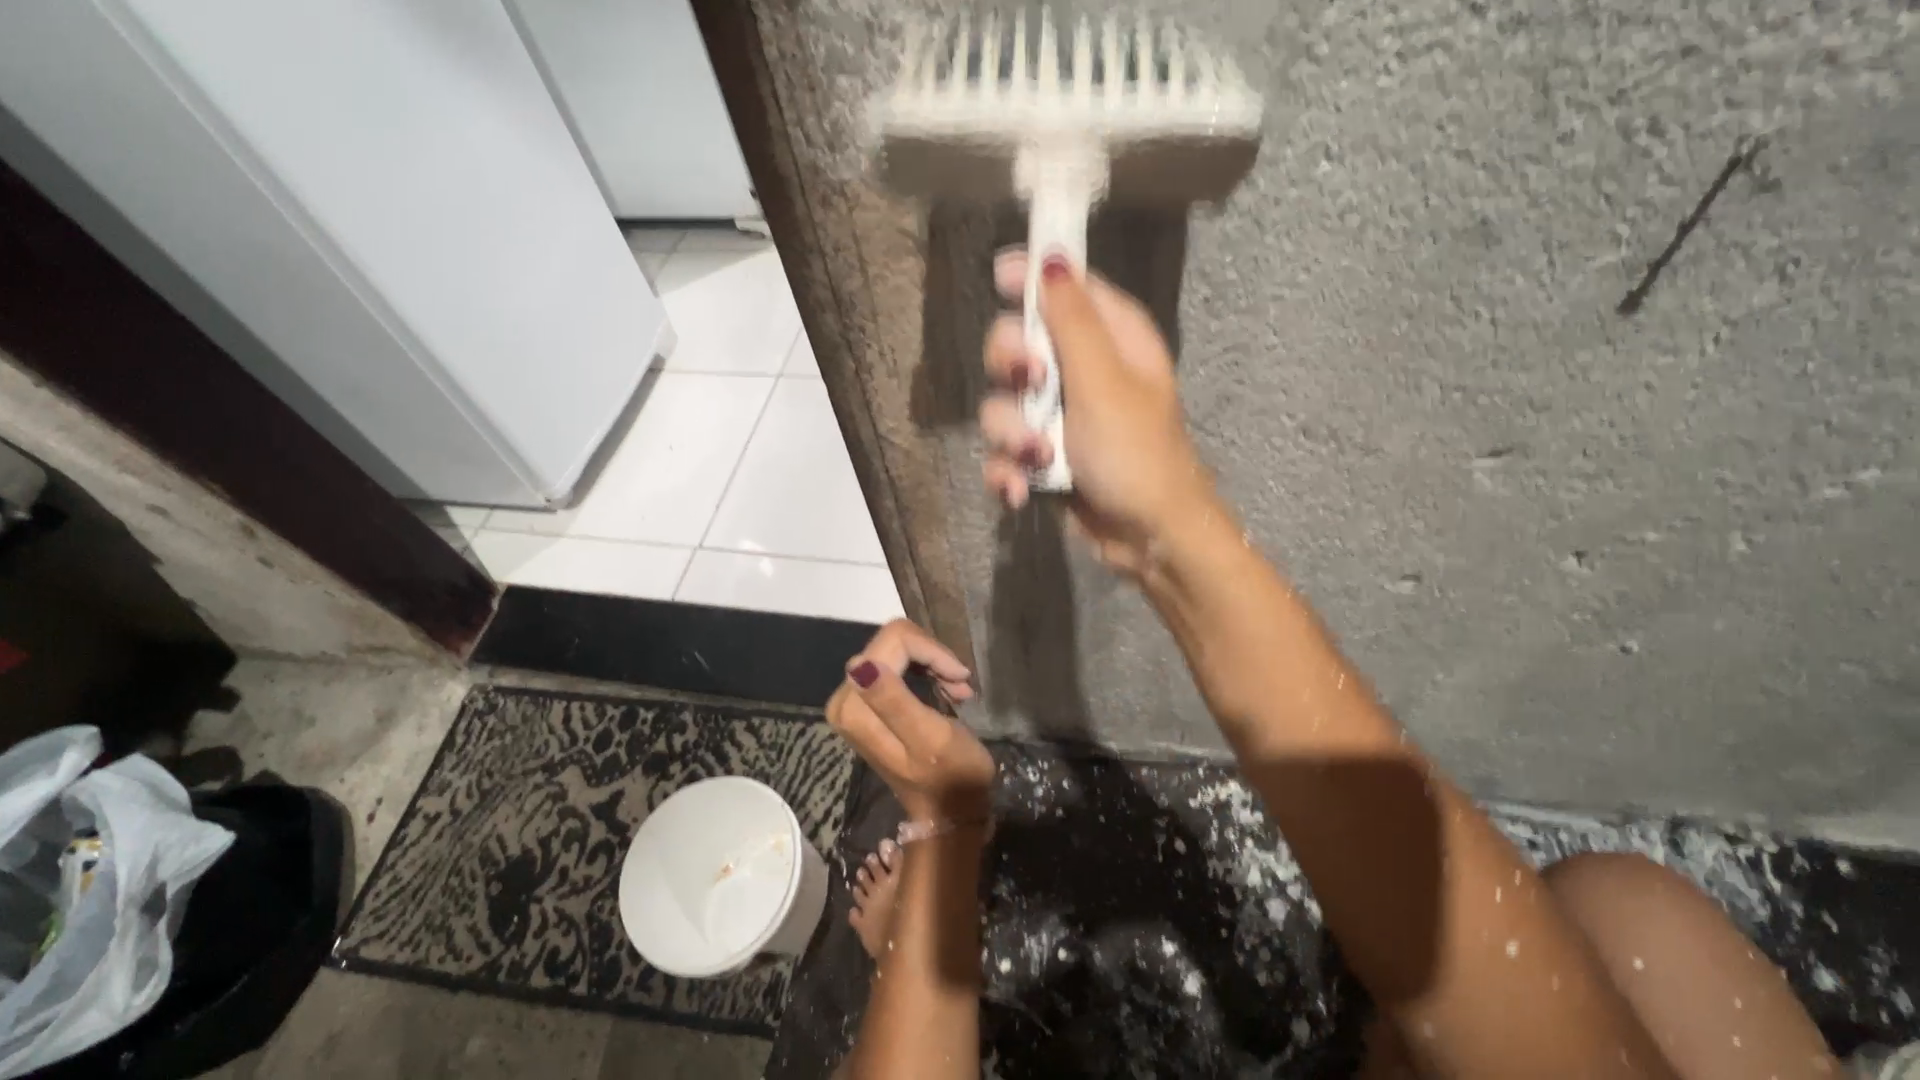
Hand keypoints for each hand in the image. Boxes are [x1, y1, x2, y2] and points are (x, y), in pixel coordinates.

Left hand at [826, 620, 995, 820]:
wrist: (949, 812)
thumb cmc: (951, 778)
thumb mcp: (929, 739)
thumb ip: (894, 701)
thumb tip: (860, 665)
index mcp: (854, 706)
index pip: (893, 641)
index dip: (932, 652)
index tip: (961, 676)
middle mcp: (845, 698)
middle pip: (892, 642)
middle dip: (933, 658)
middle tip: (961, 685)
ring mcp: (855, 699)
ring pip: (897, 649)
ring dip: (933, 665)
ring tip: (958, 690)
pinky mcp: (868, 701)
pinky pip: (898, 663)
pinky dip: (927, 672)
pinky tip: (948, 690)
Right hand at [979, 248, 1216, 573]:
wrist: (1149, 538)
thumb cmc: (1136, 453)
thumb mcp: (1104, 380)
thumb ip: (1070, 319)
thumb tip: (1049, 257)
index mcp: (1112, 339)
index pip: (1065, 288)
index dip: (1031, 279)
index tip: (998, 278)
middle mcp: (1083, 372)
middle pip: (1018, 343)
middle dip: (1013, 369)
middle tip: (1031, 383)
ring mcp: (1060, 418)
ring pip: (1003, 403)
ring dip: (1011, 433)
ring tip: (1038, 457)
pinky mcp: (1044, 458)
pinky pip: (1004, 451)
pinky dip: (1009, 470)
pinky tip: (1022, 489)